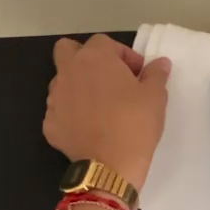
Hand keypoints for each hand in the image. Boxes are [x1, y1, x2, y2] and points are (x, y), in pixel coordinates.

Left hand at [45, 35, 171, 188]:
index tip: (137, 74)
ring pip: (61, 82)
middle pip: (68, 51)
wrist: (111, 167)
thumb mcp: (155, 96)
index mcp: (94, 58)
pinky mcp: (50, 125)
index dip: (123, 55)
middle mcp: (69, 73)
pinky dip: (71, 116)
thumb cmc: (135, 123)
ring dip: (78, 88)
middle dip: (85, 59)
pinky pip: (59, 112)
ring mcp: (55, 100)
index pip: (105, 43)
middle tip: (107, 79)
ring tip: (98, 108)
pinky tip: (88, 129)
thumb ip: (156, 74)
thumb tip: (159, 63)